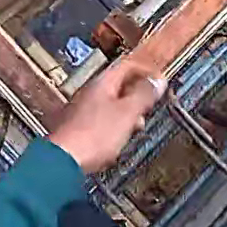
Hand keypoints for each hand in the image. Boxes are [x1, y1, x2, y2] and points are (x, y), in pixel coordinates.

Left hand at [48, 58, 165, 172]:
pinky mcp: (83, 127)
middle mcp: (92, 93)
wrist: (66, 160)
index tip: (160, 81)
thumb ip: (143, 95)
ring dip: (130, 111)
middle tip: (152, 102)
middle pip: (120, 84)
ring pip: (114, 103)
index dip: (146, 71)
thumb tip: (157, 82)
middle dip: (139, 93)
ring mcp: (85, 110)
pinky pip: (105, 119)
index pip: (127, 66)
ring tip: (139, 123)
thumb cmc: (93, 135)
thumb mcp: (127, 112)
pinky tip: (122, 136)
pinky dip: (119, 124)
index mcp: (102, 83)